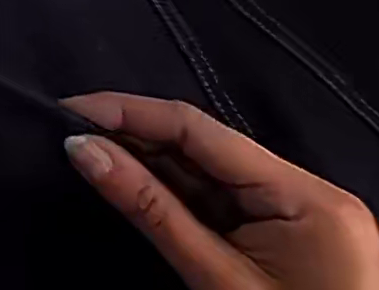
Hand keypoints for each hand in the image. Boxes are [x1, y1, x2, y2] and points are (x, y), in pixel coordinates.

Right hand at [63, 93, 378, 289]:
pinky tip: (138, 186)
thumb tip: (82, 149)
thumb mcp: (220, 285)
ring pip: (211, 174)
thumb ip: (151, 210)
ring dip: (152, 165)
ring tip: (93, 153)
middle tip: (73, 132)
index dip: (128, 110)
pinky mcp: (293, 244)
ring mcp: (303, 219)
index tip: (69, 107)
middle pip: (204, 146)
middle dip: (136, 137)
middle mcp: (309, 193)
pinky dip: (178, 196)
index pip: (197, 127)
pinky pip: (224, 204)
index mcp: (306, 194)